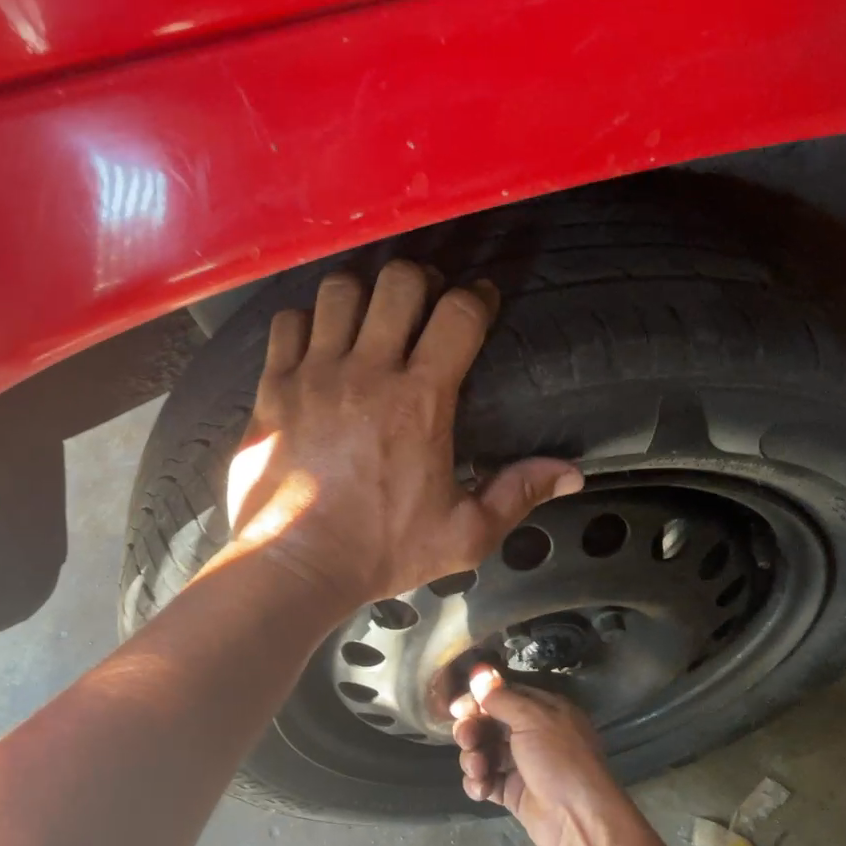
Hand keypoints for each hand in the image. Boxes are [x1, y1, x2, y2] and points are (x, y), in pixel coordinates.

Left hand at [223, 260, 581, 604]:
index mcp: (421, 400)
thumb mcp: (465, 534)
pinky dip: (306, 322)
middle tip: (425, 303)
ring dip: (362, 294)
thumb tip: (572, 475)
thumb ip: (518, 494)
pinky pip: (288, 321)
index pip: (459, 313)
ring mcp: (314, 373)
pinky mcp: (272, 386)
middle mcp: (367, 372)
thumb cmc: (381, 549)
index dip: (478, 296)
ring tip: (370, 318)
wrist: (295, 565)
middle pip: (398, 280)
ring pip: (340, 289)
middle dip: (420, 281)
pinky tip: (319, 343)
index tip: (481, 301)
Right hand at [451, 664, 630, 845]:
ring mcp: (522, 764)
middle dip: (473, 730)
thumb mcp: (533, 720)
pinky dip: (478, 783)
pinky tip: (482, 789)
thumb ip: (502, 698)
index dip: (480, 699)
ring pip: (484, 751)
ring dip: (474, 758)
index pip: (505, 695)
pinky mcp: (512, 792)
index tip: (458, 707)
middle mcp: (533, 733)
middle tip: (466, 739)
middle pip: (490, 723)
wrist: (578, 820)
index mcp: (544, 710)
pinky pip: (486, 780)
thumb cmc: (560, 761)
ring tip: (478, 769)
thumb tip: (479, 672)